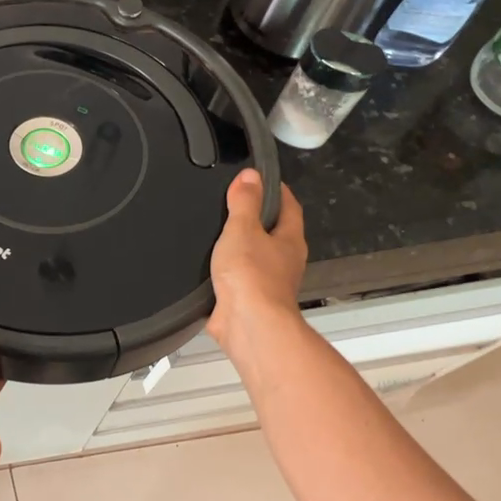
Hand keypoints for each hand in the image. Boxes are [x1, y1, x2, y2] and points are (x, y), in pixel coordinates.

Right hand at [206, 168, 307, 354]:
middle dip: (259, 219)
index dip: (277, 191)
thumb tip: (251, 175)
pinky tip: (210, 266)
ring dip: (242, 246)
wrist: (249, 324)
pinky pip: (239, 278)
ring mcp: (268, 283)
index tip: (261, 180)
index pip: (289, 207)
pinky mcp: (249, 300)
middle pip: (275, 233)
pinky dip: (228, 269)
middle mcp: (284, 261)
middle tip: (234, 204)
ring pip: (257, 256)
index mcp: (290, 240)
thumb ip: (245, 202)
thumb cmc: (251, 275)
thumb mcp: (243, 229)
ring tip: (217, 233)